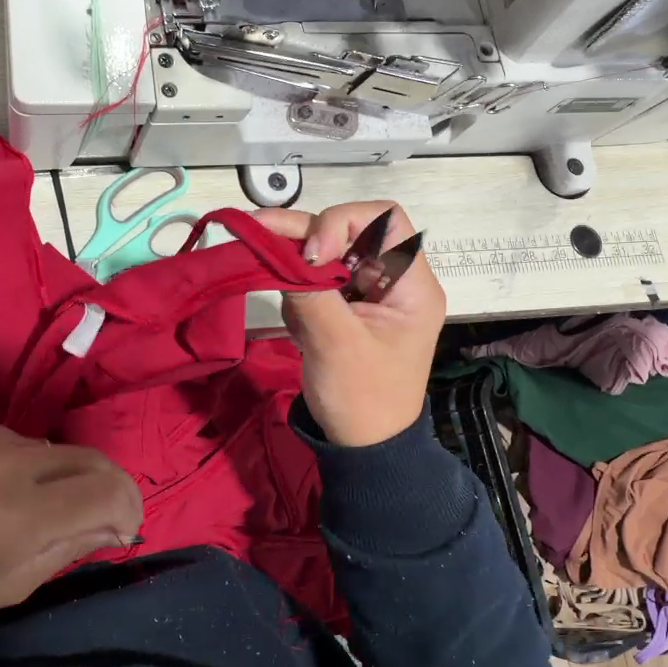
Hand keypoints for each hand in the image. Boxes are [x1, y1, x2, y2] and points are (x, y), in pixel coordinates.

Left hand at [0, 413, 143, 625]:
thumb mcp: (9, 588)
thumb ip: (70, 548)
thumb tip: (116, 524)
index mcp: (24, 515)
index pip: (112, 489)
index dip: (130, 508)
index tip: (122, 529)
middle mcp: (12, 461)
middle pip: (92, 459)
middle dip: (107, 488)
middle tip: (98, 517)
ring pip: (53, 449)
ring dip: (60, 477)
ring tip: (28, 509)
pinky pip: (16, 440)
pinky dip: (21, 464)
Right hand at [256, 202, 445, 446]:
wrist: (362, 446)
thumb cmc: (361, 398)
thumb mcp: (336, 344)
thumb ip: (310, 292)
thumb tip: (281, 255)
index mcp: (411, 285)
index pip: (385, 220)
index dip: (344, 222)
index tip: (312, 254)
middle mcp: (391, 278)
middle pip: (349, 229)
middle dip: (304, 231)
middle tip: (257, 231)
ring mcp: (365, 290)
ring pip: (327, 249)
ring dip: (292, 254)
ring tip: (256, 254)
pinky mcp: (342, 304)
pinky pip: (314, 274)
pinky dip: (292, 280)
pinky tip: (286, 305)